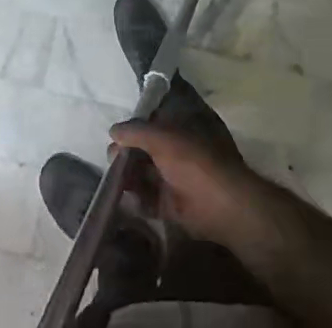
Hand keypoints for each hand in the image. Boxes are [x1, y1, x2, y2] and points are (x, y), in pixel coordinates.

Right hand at [110, 120, 270, 248]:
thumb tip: (113, 130)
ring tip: (113, 182)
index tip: (113, 137)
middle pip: (144, 152)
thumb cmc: (192, 162)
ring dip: (128, 178)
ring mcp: (173, 180)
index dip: (132, 130)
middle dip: (126, 156)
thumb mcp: (163, 139)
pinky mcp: (171, 206)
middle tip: (111, 162)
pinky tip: (125, 200)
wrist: (220, 204)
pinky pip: (148, 201)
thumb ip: (136, 132)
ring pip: (144, 176)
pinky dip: (136, 201)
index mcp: (177, 132)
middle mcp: (174, 153)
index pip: (150, 126)